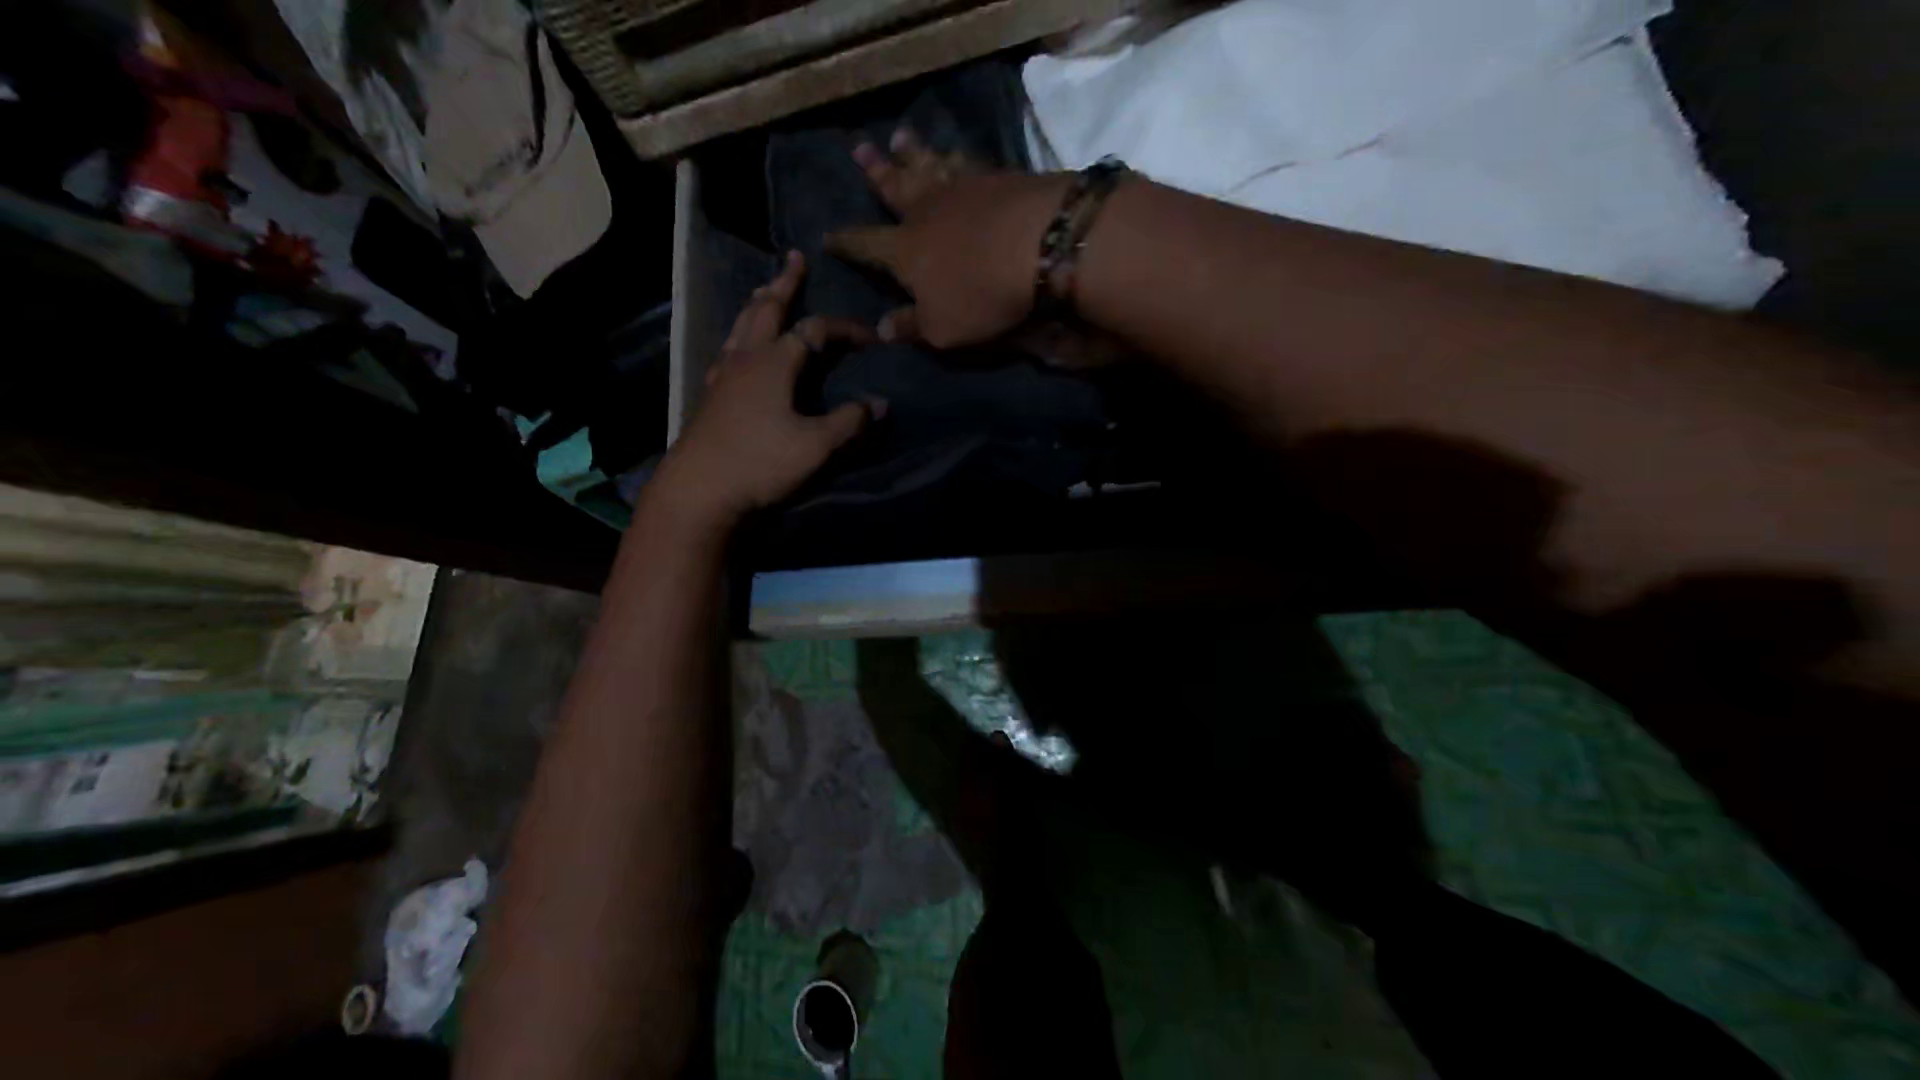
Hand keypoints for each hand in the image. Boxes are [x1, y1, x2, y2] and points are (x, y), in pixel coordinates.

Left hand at [651, 251, 879, 529]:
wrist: (700, 489)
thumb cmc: (760, 462)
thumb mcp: (815, 445)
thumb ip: (848, 422)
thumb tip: (880, 404)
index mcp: (774, 362)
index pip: (814, 330)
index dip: (845, 328)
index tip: (871, 336)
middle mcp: (746, 358)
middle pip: (766, 310)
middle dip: (784, 284)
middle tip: (795, 260)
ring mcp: (723, 375)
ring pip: (742, 327)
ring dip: (758, 305)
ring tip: (765, 291)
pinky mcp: (711, 396)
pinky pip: (728, 351)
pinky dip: (739, 338)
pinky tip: (737, 349)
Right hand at [826, 128, 1069, 348]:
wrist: (1039, 244)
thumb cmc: (981, 296)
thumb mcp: (941, 328)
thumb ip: (910, 326)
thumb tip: (882, 328)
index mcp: (903, 249)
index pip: (865, 244)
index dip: (845, 242)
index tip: (827, 236)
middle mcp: (925, 210)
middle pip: (894, 187)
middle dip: (876, 171)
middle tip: (859, 148)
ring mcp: (961, 188)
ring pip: (929, 165)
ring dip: (913, 152)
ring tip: (901, 136)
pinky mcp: (996, 176)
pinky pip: (967, 161)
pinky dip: (956, 155)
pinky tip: (955, 150)